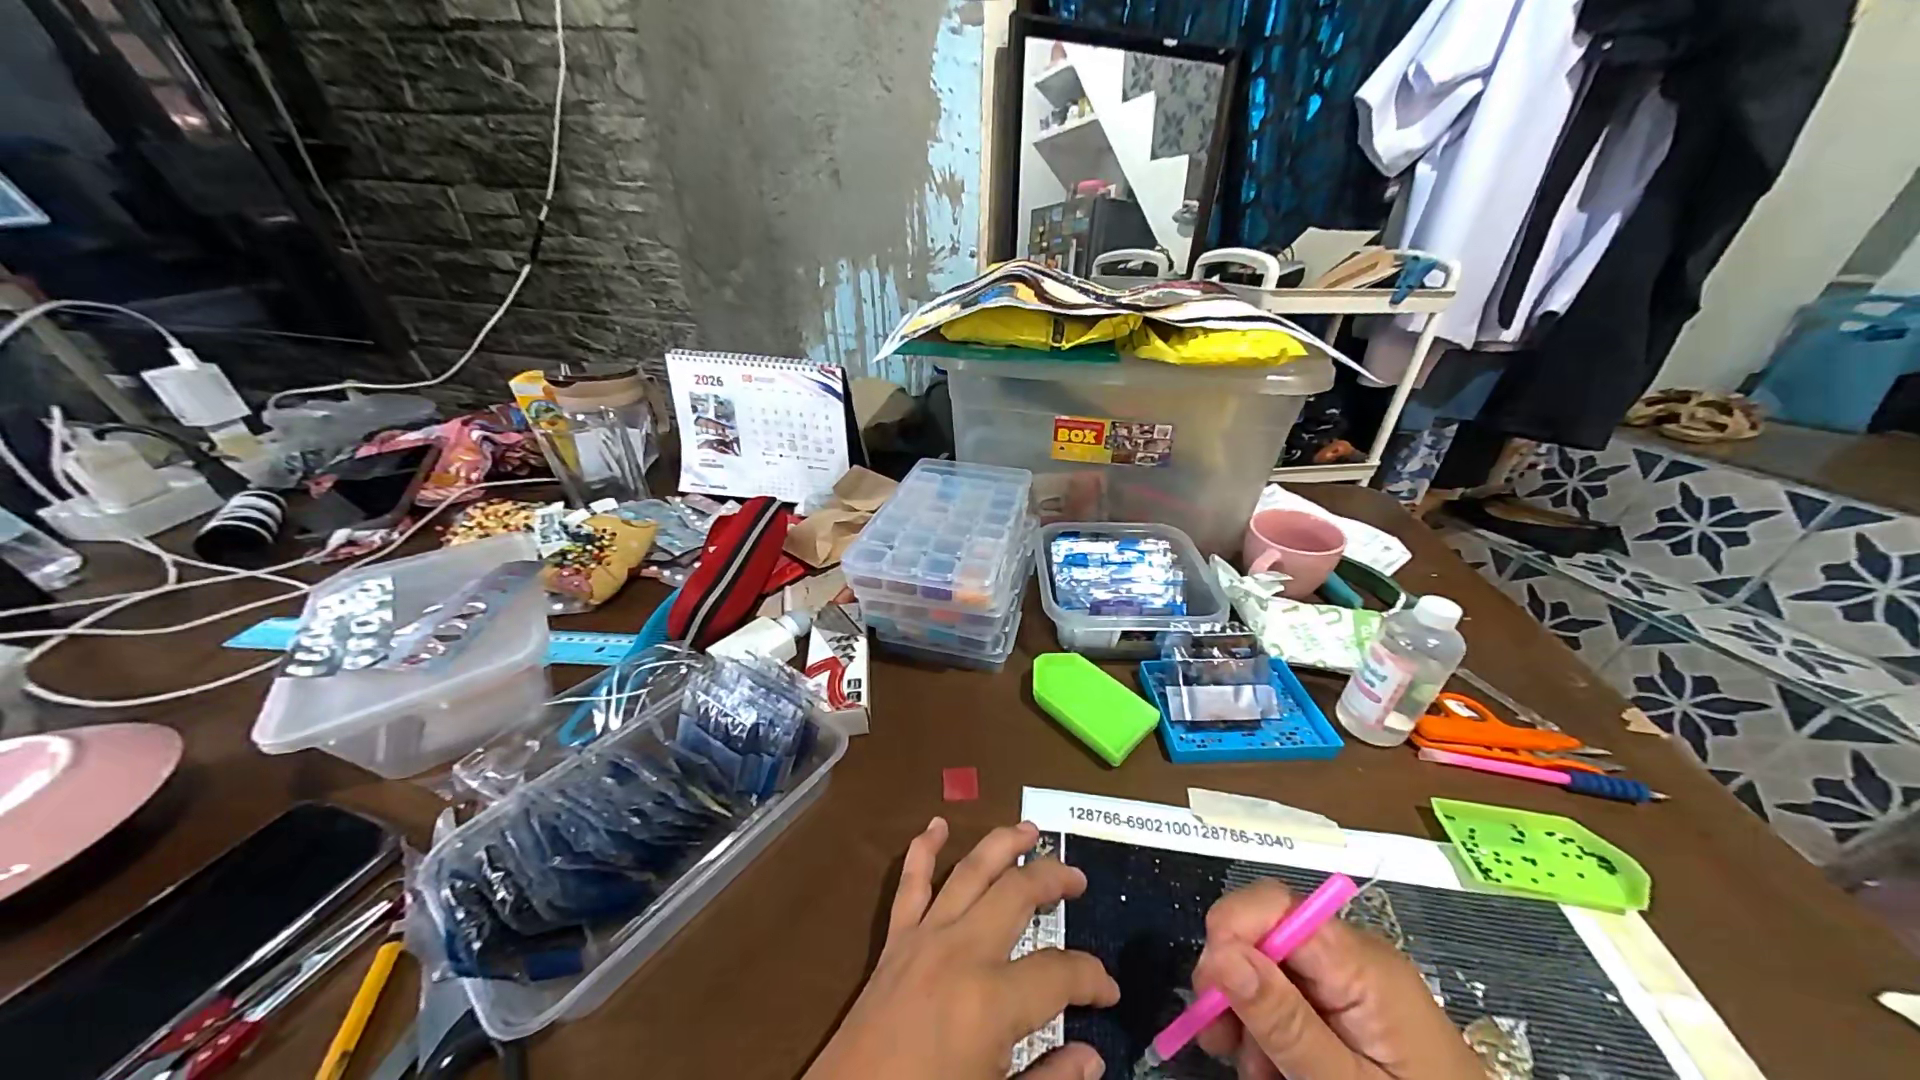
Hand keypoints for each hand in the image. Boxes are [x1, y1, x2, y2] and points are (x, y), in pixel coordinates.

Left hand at [805, 819, 1119, 1079]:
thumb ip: (1049, 1079)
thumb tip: (1091, 1057)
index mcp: (991, 1001)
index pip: (1060, 974)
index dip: (1092, 979)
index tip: (1108, 991)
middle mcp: (961, 952)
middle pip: (1017, 894)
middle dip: (1053, 880)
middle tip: (1077, 878)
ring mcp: (924, 938)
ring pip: (969, 872)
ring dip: (1001, 844)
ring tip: (1027, 828)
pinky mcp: (895, 940)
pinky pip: (910, 884)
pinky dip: (923, 850)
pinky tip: (936, 826)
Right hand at [1190, 880, 1482, 1079]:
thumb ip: (1284, 1021)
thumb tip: (1219, 953)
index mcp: (1362, 964)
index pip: (1276, 904)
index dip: (1229, 932)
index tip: (1207, 991)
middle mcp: (1353, 955)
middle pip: (1265, 933)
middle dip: (1231, 980)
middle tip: (1214, 1040)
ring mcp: (1351, 979)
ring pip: (1268, 966)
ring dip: (1245, 1012)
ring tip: (1252, 1069)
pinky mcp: (1349, 1002)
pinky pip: (1289, 992)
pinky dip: (1268, 1025)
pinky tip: (1271, 1065)